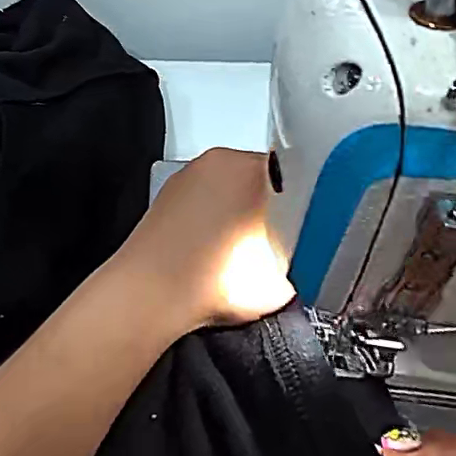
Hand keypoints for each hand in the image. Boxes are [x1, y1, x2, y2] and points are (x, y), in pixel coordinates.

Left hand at [104, 147, 294, 334]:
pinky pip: (206, 191)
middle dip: (273, 201)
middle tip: (280, 235)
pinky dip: (215, 209)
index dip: (304, 199)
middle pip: (262, 174)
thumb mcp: (277, 283)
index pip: (293, 172)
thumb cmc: (210, 281)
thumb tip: (300, 266)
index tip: (307, 222)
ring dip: (242, 204)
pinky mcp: (171, 189)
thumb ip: (298, 266)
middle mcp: (219, 160)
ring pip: (232, 181)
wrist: (148, 295)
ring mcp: (191, 172)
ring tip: (245, 242)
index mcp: (249, 169)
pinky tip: (215, 242)